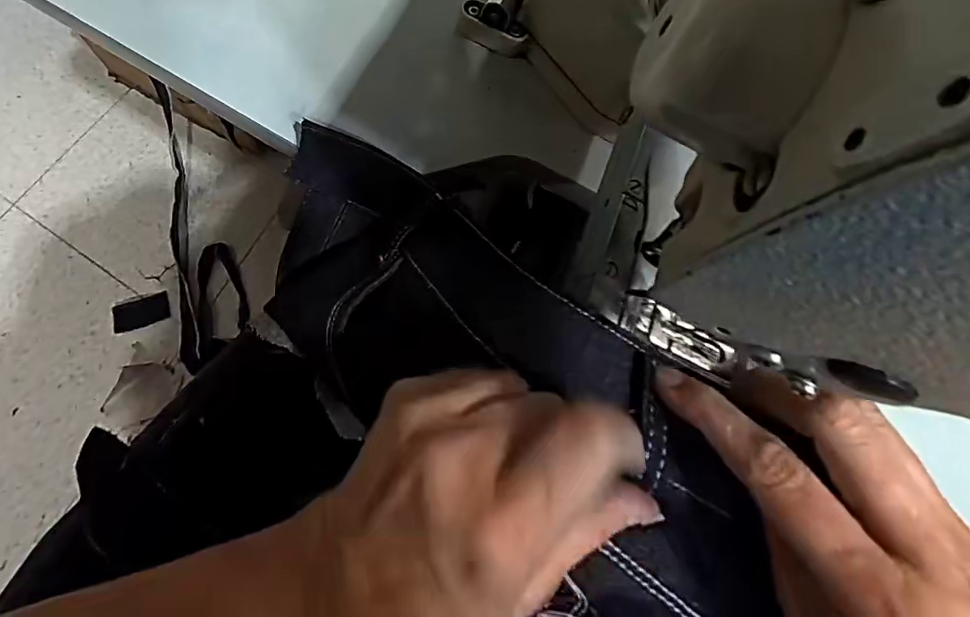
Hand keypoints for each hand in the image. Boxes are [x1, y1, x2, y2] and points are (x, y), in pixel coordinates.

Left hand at [297, 369, 660, 616]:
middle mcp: (468, 453)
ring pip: (522, 384)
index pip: (591, 432)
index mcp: (502, 522)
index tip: (620, 460)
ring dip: (529, 417)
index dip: (620, 438)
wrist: (328, 588)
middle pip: (558, 403)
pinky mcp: (408, 392)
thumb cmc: (432, 612)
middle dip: (572, 435)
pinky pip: (480, 375)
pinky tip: (474, 438)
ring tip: (508, 460)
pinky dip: (490, 401)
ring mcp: (431, 415)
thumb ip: (584, 535)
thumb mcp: (516, 601)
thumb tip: (642, 497)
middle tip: (555, 475)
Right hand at [656, 367, 969, 616]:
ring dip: (811, 393)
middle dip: (776, 386)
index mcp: (879, 593)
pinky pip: (897, 448)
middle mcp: (932, 549)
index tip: (682, 386)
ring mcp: (962, 533)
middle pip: (841, 421)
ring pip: (876, 420)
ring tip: (767, 390)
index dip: (721, 418)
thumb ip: (781, 544)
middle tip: (731, 377)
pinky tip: (816, 425)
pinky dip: (845, 424)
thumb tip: (747, 462)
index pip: (781, 472)